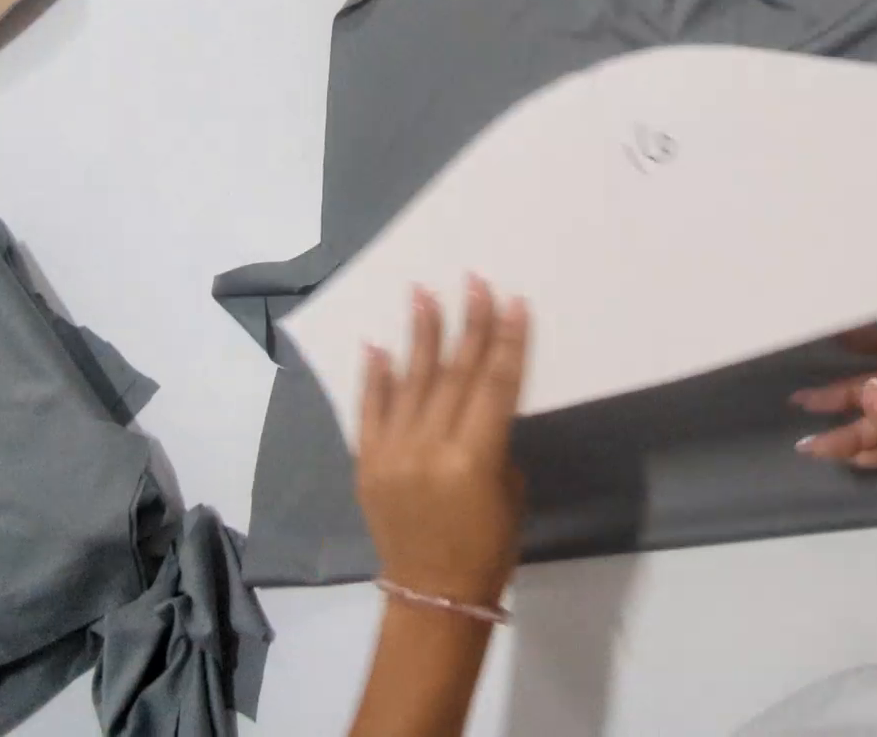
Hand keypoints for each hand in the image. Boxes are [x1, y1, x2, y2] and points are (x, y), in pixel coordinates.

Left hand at [357, 277, 529, 606]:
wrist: (432, 595)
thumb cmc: (490, 546)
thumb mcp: (509, 485)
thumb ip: (492, 435)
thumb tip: (479, 394)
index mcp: (472, 459)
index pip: (494, 384)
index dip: (506, 340)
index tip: (511, 301)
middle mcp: (427, 449)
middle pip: (454, 374)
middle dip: (467, 324)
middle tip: (472, 281)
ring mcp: (390, 454)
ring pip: (410, 382)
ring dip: (420, 335)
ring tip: (421, 293)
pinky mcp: (365, 463)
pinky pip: (369, 411)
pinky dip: (374, 377)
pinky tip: (377, 344)